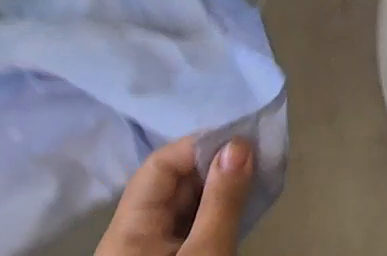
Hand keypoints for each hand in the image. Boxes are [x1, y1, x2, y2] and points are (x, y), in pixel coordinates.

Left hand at [95, 137, 252, 255]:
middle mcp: (131, 234)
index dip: (200, 146)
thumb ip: (222, 200)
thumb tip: (239, 143)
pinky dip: (215, 213)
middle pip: (173, 183)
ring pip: (184, 205)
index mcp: (127, 229)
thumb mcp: (206, 253)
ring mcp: (146, 251)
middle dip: (215, 166)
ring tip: (256, 179)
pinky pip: (188, 227)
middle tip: (259, 159)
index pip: (160, 164)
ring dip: (219, 189)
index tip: (243, 141)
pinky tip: (241, 208)